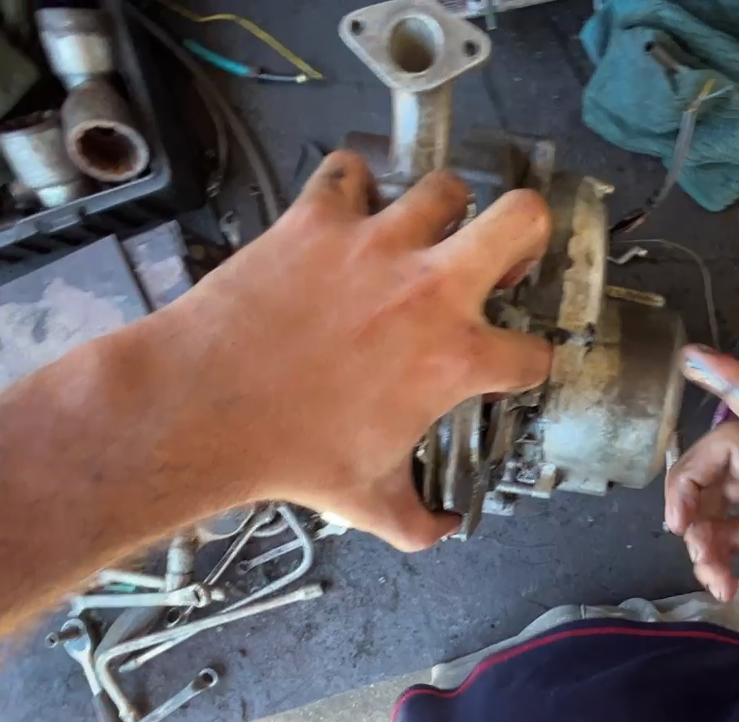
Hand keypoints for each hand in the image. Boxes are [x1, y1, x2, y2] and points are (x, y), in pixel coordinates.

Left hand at [122, 151, 551, 549]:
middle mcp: (429, 291)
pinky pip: (351, 173)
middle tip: (506, 261)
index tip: (514, 369)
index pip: (533, 355)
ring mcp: (375, 246)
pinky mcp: (318, 221)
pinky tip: (351, 214)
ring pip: (446, 187)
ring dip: (447, 211)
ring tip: (428, 236)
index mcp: (453, 360)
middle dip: (529, 237)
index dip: (531, 367)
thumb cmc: (291, 454)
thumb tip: (441, 531)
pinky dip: (356, 187)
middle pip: (522, 221)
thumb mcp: (371, 502)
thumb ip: (421, 522)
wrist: (205, 410)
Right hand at [665, 347, 738, 705]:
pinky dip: (714, 552)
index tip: (692, 360)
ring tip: (706, 570)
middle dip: (692, 485)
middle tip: (677, 527)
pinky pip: (731, 529)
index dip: (734, 382)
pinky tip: (721, 583)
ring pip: (724, 495)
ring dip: (700, 528)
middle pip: (730, 456)